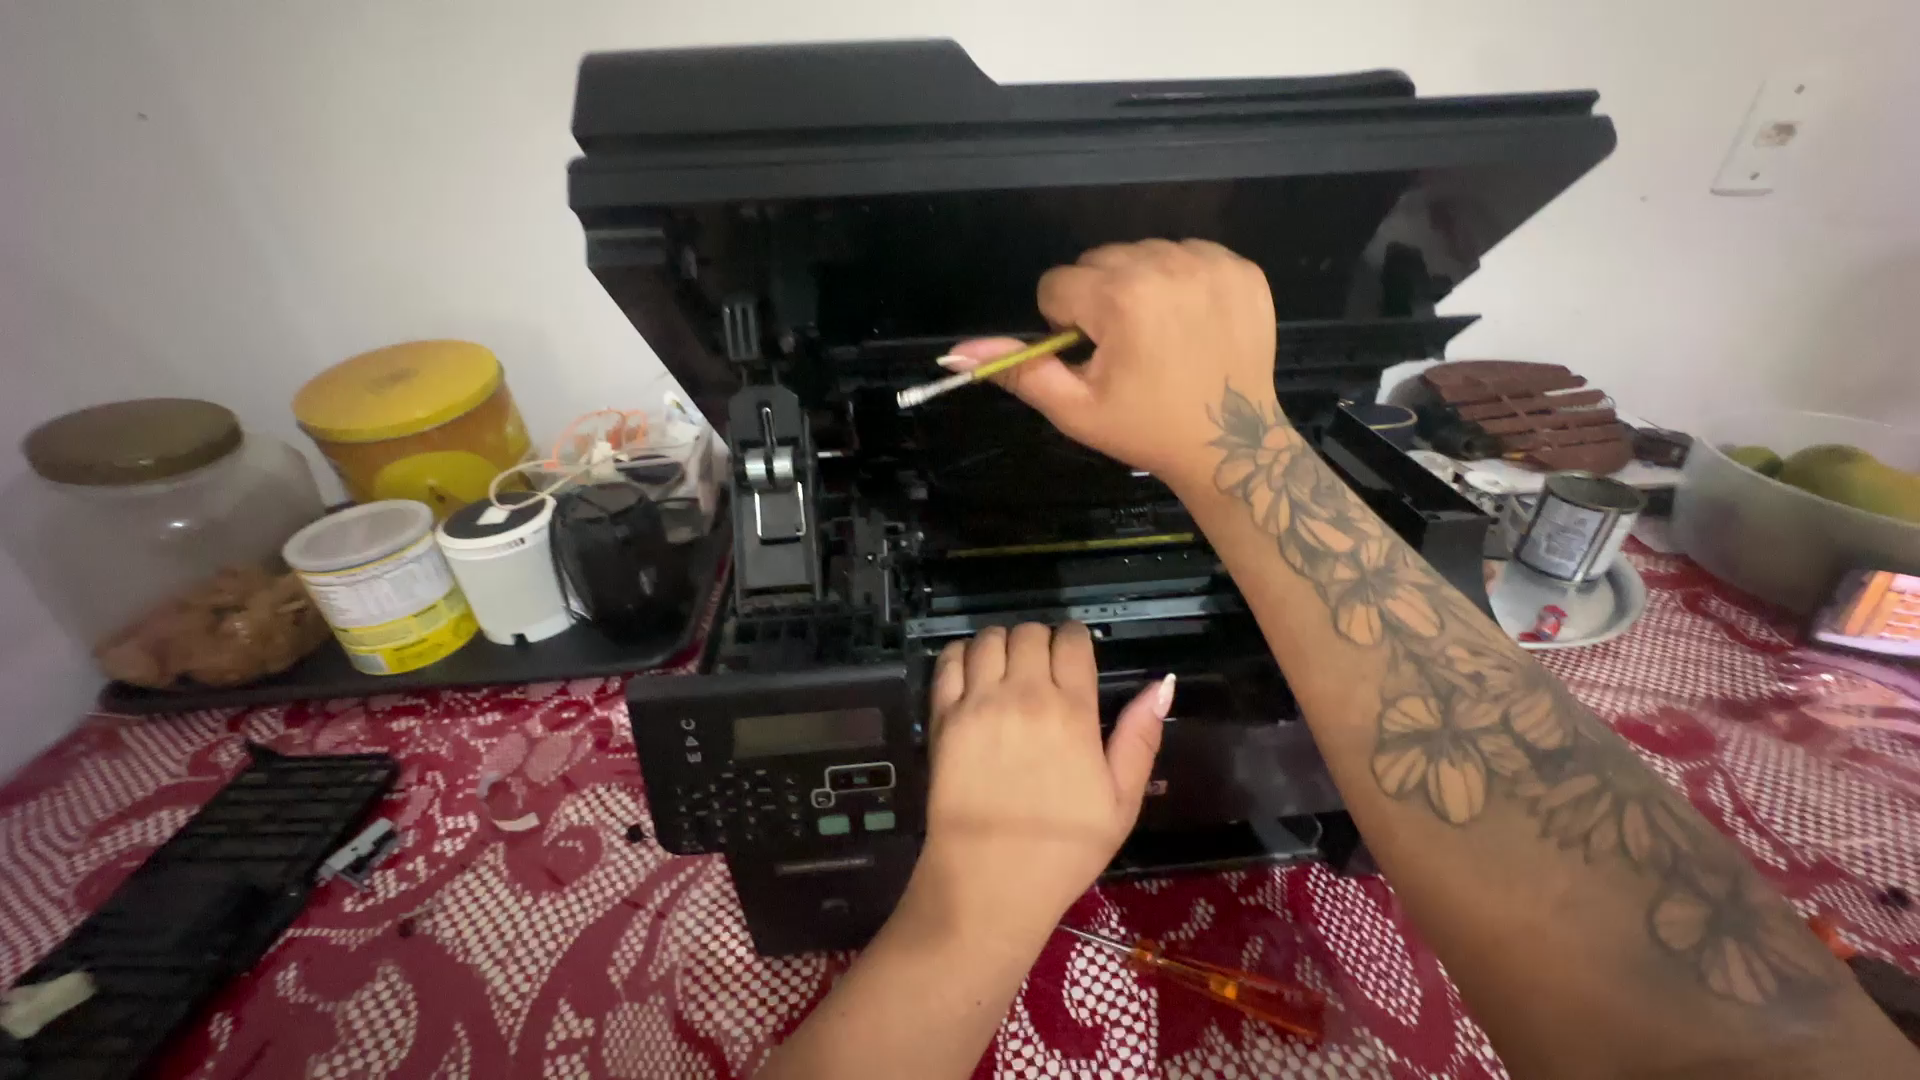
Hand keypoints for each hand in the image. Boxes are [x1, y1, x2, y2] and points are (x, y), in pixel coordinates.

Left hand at [903, 622, 1170, 943]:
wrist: (990, 881)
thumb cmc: (1063, 848)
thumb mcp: (1122, 801)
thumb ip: (1141, 736)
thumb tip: (1164, 684)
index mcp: (1073, 710)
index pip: (1072, 640)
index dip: (1074, 641)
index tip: (1073, 657)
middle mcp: (1024, 694)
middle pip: (1029, 632)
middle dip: (1039, 641)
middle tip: (1040, 668)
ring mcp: (978, 703)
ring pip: (989, 639)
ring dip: (1001, 645)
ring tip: (1005, 670)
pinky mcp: (943, 717)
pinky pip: (948, 661)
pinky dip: (961, 656)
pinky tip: (971, 676)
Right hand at [945, 239, 1278, 491]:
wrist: (1229, 444)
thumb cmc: (1144, 430)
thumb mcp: (1073, 408)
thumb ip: (1017, 370)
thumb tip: (955, 353)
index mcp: (1120, 298)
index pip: (1057, 285)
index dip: (1065, 325)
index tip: (1095, 357)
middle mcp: (1165, 265)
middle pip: (1098, 262)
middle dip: (1099, 302)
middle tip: (1127, 351)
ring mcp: (1210, 264)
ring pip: (1142, 254)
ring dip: (1138, 288)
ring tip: (1159, 337)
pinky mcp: (1243, 268)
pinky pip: (1188, 254)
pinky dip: (1181, 282)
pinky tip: (1190, 324)